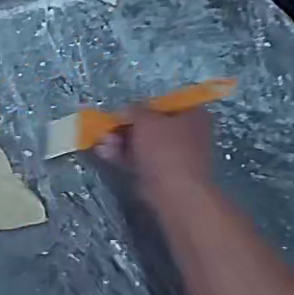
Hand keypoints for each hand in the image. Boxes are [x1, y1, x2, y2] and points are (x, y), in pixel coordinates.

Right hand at [94, 106, 212, 198]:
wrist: (174, 191)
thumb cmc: (165, 148)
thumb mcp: (145, 120)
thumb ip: (133, 110)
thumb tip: (124, 109)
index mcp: (192, 114)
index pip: (162, 103)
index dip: (139, 105)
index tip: (120, 110)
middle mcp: (186, 132)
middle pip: (149, 124)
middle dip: (123, 126)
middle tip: (106, 127)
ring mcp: (173, 153)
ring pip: (140, 142)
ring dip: (118, 140)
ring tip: (101, 141)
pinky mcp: (160, 171)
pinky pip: (138, 158)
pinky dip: (121, 154)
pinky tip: (104, 152)